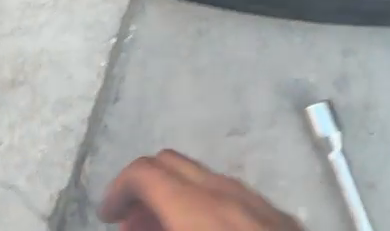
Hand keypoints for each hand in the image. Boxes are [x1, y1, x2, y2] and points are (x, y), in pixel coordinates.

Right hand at [98, 150, 302, 230]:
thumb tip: (132, 228)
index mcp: (199, 210)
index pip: (146, 172)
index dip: (118, 189)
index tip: (106, 217)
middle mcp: (229, 195)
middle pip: (172, 164)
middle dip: (143, 190)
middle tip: (129, 228)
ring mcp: (261, 206)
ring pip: (203, 180)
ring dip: (174, 200)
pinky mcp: (284, 222)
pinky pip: (232, 199)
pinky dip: (204, 209)